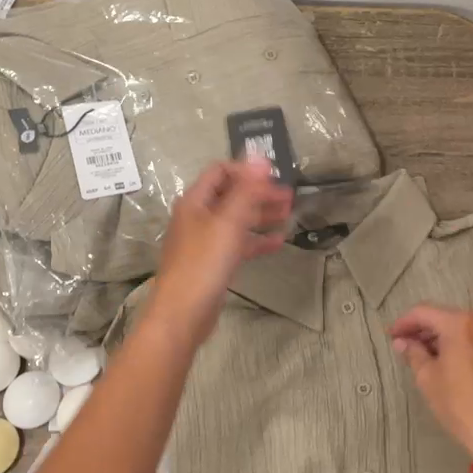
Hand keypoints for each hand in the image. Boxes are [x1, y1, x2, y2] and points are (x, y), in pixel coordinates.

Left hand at [148, 158, 293, 344]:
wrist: (183, 313)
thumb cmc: (203, 263)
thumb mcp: (228, 222)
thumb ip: (246, 190)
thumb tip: (260, 158)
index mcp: (196, 201)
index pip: (221, 171)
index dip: (247, 170)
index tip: (274, 176)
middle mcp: (198, 216)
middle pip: (231, 194)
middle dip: (259, 193)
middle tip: (288, 196)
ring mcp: (205, 240)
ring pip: (237, 219)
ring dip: (261, 214)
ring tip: (288, 214)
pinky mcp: (214, 262)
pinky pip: (238, 243)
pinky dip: (257, 239)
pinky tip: (278, 242)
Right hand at [390, 305, 472, 463]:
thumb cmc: (458, 402)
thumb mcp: (428, 377)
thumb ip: (413, 353)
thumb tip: (402, 342)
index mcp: (459, 323)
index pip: (423, 312)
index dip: (404, 322)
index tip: (390, 335)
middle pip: (443, 317)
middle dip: (422, 330)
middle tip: (402, 345)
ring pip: (459, 329)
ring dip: (438, 338)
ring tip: (420, 355)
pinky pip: (472, 340)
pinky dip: (455, 345)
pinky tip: (443, 361)